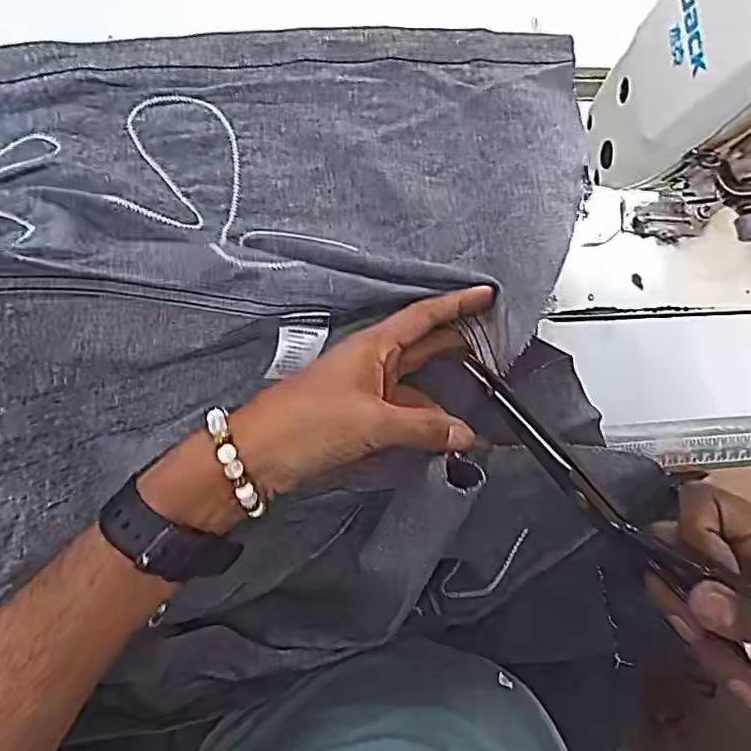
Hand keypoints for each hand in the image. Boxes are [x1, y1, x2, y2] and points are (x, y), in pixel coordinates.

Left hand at [231, 285, 492, 493]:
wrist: (258, 455)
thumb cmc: (302, 423)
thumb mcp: (371, 422)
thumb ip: (423, 428)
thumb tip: (463, 434)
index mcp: (372, 347)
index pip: (423, 316)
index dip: (456, 304)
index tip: (484, 295)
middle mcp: (371, 363)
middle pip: (424, 347)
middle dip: (458, 346)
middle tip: (493, 347)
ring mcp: (365, 390)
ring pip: (417, 386)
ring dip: (444, 399)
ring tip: (475, 409)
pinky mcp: (359, 417)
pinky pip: (403, 413)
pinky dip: (425, 423)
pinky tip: (441, 436)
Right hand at [655, 481, 750, 722]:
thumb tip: (695, 595)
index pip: (702, 503)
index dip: (692, 534)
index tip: (705, 583)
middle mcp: (743, 555)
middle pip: (677, 547)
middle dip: (685, 596)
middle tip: (708, 635)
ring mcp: (733, 590)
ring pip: (680, 592)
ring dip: (701, 638)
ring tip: (743, 673)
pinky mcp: (727, 624)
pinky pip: (694, 628)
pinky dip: (713, 659)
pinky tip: (750, 684)